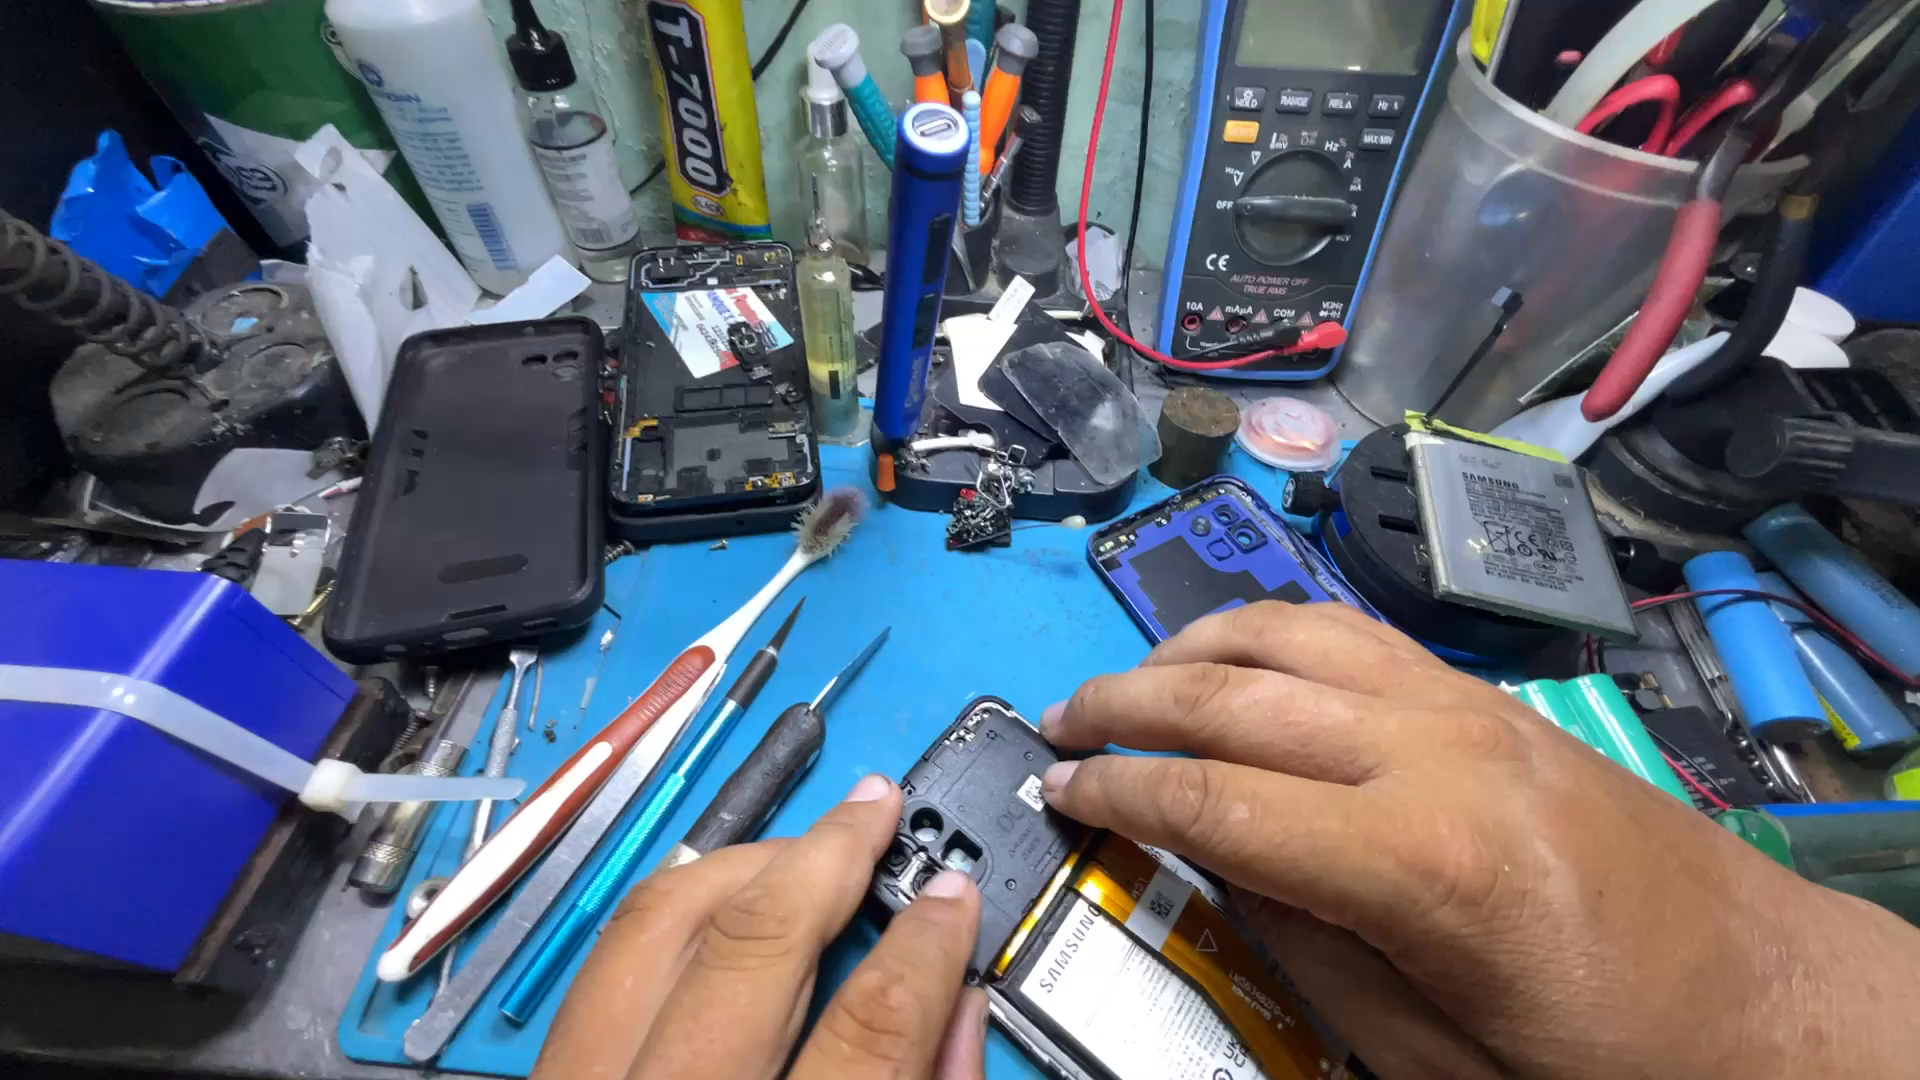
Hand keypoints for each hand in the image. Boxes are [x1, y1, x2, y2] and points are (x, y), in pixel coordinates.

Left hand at [533, 774, 987, 1079]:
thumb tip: (956, 1003)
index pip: (866, 1037)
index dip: (924, 946)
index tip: (953, 893)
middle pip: (750, 950)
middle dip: (830, 855)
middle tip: (879, 807)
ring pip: (657, 927)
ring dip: (751, 861)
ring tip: (814, 835)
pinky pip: (612, 961)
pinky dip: (684, 904)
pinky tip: (736, 891)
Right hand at [1041, 601, 1919, 1078]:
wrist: (1771, 998)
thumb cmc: (1603, 1057)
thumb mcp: (1428, 1056)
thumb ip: (1299, 945)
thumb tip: (1210, 861)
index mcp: (1416, 860)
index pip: (1214, 801)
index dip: (1117, 793)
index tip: (1057, 792)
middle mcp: (1423, 748)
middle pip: (1226, 697)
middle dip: (1120, 705)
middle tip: (1058, 723)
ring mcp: (1448, 698)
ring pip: (1274, 634)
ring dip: (1179, 651)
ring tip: (1127, 683)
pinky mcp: (1466, 684)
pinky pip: (1335, 624)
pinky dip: (1255, 628)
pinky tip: (1223, 653)